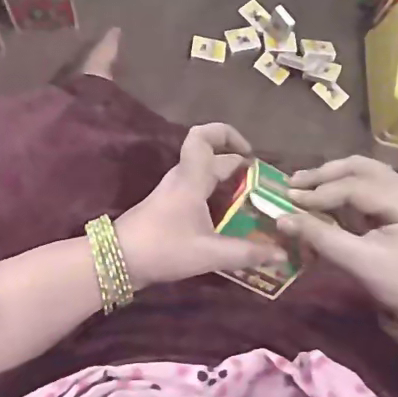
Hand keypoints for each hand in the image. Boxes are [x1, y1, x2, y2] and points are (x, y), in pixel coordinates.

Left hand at [115, 123, 287, 288]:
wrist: (117, 261)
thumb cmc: (162, 248)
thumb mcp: (208, 254)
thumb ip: (247, 253)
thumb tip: (280, 253)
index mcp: (191, 178)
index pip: (204, 136)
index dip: (228, 134)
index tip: (250, 154)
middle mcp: (182, 179)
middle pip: (213, 159)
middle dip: (240, 168)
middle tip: (265, 189)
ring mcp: (173, 193)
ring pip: (205, 177)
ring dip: (229, 184)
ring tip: (253, 205)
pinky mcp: (168, 209)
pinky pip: (198, 193)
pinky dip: (216, 199)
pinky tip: (230, 220)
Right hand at [279, 156, 397, 321]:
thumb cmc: (397, 282)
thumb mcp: (357, 261)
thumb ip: (320, 237)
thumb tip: (282, 219)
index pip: (354, 186)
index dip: (318, 192)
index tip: (288, 198)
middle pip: (358, 168)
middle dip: (323, 175)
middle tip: (292, 183)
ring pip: (362, 170)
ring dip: (331, 176)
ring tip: (303, 184)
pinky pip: (367, 181)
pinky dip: (342, 184)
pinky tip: (322, 192)